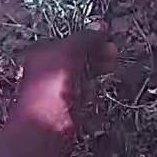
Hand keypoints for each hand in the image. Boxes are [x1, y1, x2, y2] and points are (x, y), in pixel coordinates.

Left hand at [9, 28, 114, 144]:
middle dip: (95, 54)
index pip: (69, 41)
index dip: (88, 38)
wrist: (43, 130)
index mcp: (42, 54)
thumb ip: (83, 39)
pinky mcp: (64, 109)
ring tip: (110, 68)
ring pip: (79, 76)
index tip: (107, 37)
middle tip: (114, 54)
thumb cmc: (51, 87)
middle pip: (75, 58)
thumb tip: (99, 26)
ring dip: (95, 71)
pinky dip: (90, 90)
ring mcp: (56, 91)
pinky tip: (97, 89)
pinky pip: (80, 94)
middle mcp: (46, 71)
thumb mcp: (67, 54)